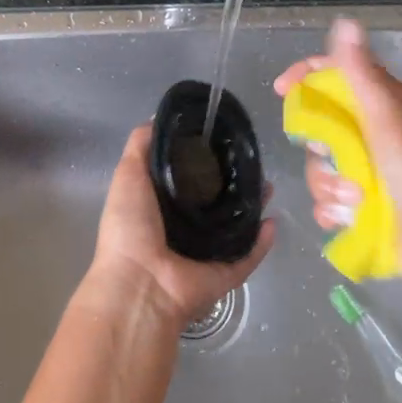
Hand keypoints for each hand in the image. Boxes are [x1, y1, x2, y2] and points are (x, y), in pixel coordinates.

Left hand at [84, 124, 275, 329]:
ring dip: (253, 206)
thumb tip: (158, 119)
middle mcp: (182, 229)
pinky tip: (273, 220)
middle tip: (250, 160)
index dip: (201, 159)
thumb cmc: (130, 226)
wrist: (141, 284)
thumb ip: (141, 145)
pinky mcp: (225, 274)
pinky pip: (249, 255)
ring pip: (236, 225)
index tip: (220, 139)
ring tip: (268, 184)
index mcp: (159, 206)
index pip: (186, 177)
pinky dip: (263, 241)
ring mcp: (205, 253)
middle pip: (214, 200)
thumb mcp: (128, 174)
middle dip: (232, 181)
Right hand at [274, 18, 401, 297]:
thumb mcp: (388, 120)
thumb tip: (345, 22)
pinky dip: (333, 210)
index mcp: (388, 104)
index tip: (282, 91)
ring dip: (328, 185)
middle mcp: (378, 133)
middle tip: (332, 158)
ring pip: (322, 166)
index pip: (338, 74)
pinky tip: (347, 220)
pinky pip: (329, 200)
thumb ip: (361, 73)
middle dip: (319, 147)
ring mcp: (372, 172)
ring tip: (353, 202)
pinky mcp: (367, 206)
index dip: (308, 76)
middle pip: (323, 125)